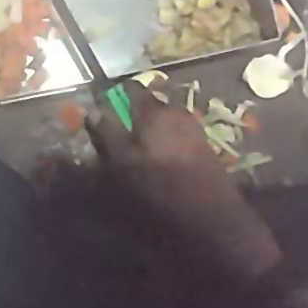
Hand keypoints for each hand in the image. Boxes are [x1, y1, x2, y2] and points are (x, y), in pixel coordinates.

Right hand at [87, 82, 282, 281]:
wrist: (214, 219)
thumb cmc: (162, 190)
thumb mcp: (124, 164)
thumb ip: (108, 134)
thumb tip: (93, 111)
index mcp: (155, 111)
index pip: (130, 88)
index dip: (114, 97)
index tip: (102, 114)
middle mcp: (176, 112)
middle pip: (148, 105)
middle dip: (131, 116)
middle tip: (116, 141)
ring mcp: (194, 129)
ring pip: (163, 122)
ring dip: (148, 133)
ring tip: (136, 157)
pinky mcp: (204, 148)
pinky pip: (176, 137)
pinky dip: (163, 144)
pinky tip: (158, 166)